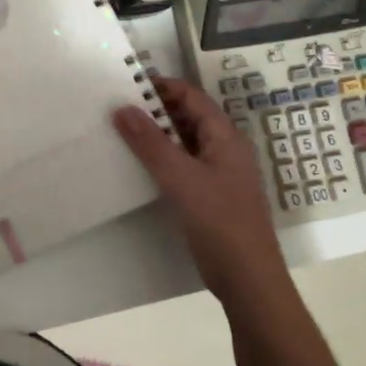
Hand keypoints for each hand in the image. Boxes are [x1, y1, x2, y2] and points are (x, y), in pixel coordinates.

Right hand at [114, 77, 285, 296]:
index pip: (191, 96)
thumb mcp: (182, 180)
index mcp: (225, 137)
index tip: (125, 84)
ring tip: (119, 130)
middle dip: (155, 108)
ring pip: (184, 140)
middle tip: (116, 106)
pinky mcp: (210, 194)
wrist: (249, 281)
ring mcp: (218, 172)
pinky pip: (183, 163)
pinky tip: (137, 164)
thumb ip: (151, 143)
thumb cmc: (221, 224)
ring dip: (156, 134)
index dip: (161, 86)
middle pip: (187, 116)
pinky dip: (161, 157)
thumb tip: (122, 107)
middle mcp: (224, 148)